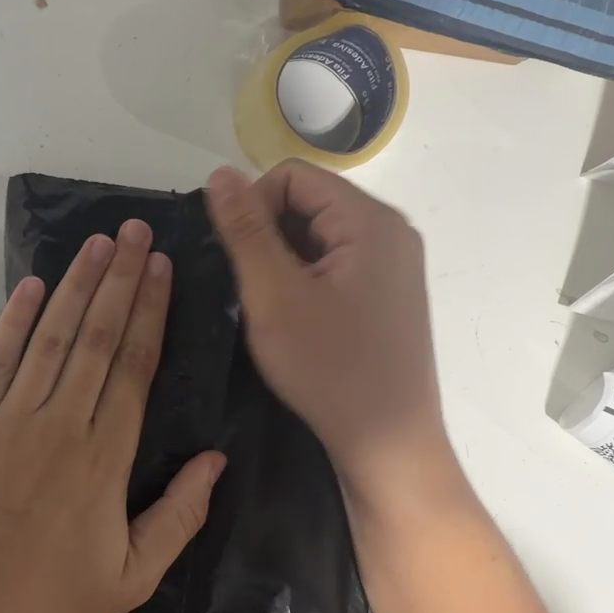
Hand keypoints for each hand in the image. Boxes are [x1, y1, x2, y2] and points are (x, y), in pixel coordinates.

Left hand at [0, 219, 226, 612]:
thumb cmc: (49, 598)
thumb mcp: (134, 576)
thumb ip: (180, 515)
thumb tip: (216, 459)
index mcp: (106, 458)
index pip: (135, 367)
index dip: (149, 312)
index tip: (161, 268)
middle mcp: (61, 424)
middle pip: (98, 338)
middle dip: (119, 279)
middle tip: (134, 231)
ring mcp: (9, 418)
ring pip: (51, 338)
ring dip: (74, 286)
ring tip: (96, 244)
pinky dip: (14, 321)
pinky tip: (32, 286)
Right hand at [204, 161, 443, 476]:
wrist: (386, 439)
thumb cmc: (328, 367)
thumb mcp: (273, 295)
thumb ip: (245, 230)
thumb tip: (219, 173)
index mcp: (369, 221)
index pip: (291, 176)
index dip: (251, 207)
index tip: (237, 259)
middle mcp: (390, 230)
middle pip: (308, 200)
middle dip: (267, 234)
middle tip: (253, 289)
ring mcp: (393, 261)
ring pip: (317, 233)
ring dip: (283, 259)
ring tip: (272, 307)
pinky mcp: (387, 290)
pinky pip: (334, 259)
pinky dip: (304, 276)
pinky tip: (296, 318)